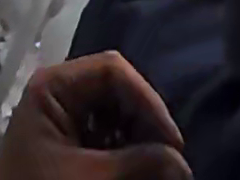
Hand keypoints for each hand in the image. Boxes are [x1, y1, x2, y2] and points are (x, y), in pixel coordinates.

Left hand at [0, 51, 190, 179]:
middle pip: (117, 91)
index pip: (112, 71)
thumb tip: (183, 165)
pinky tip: (138, 173)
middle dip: (146, 123)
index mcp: (55, 86)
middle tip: (171, 160)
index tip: (173, 142)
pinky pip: (108, 139)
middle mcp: (62, 93)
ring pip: (117, 116)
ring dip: (140, 141)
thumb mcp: (85, 179)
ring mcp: (66, 120)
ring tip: (159, 169)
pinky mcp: (71, 147)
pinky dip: (127, 155)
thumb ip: (134, 167)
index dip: (147, 100)